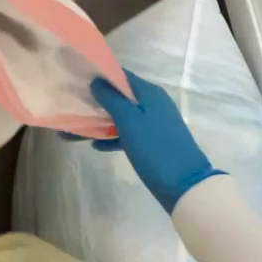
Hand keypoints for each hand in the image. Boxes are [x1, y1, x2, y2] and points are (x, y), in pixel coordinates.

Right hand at [79, 70, 221, 212]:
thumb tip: (96, 81)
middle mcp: (153, 102)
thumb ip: (110, 98)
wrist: (187, 188)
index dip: (97, 72)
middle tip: (73, 102)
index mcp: (149, 92)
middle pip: (119, 94)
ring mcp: (155, 122)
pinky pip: (129, 131)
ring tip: (78, 127)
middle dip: (96, 99)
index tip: (76, 76)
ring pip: (122, 114)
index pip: (119, 73)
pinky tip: (96, 145)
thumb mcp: (128, 120)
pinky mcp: (155, 141)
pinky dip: (114, 135)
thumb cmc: (155, 149)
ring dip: (101, 119)